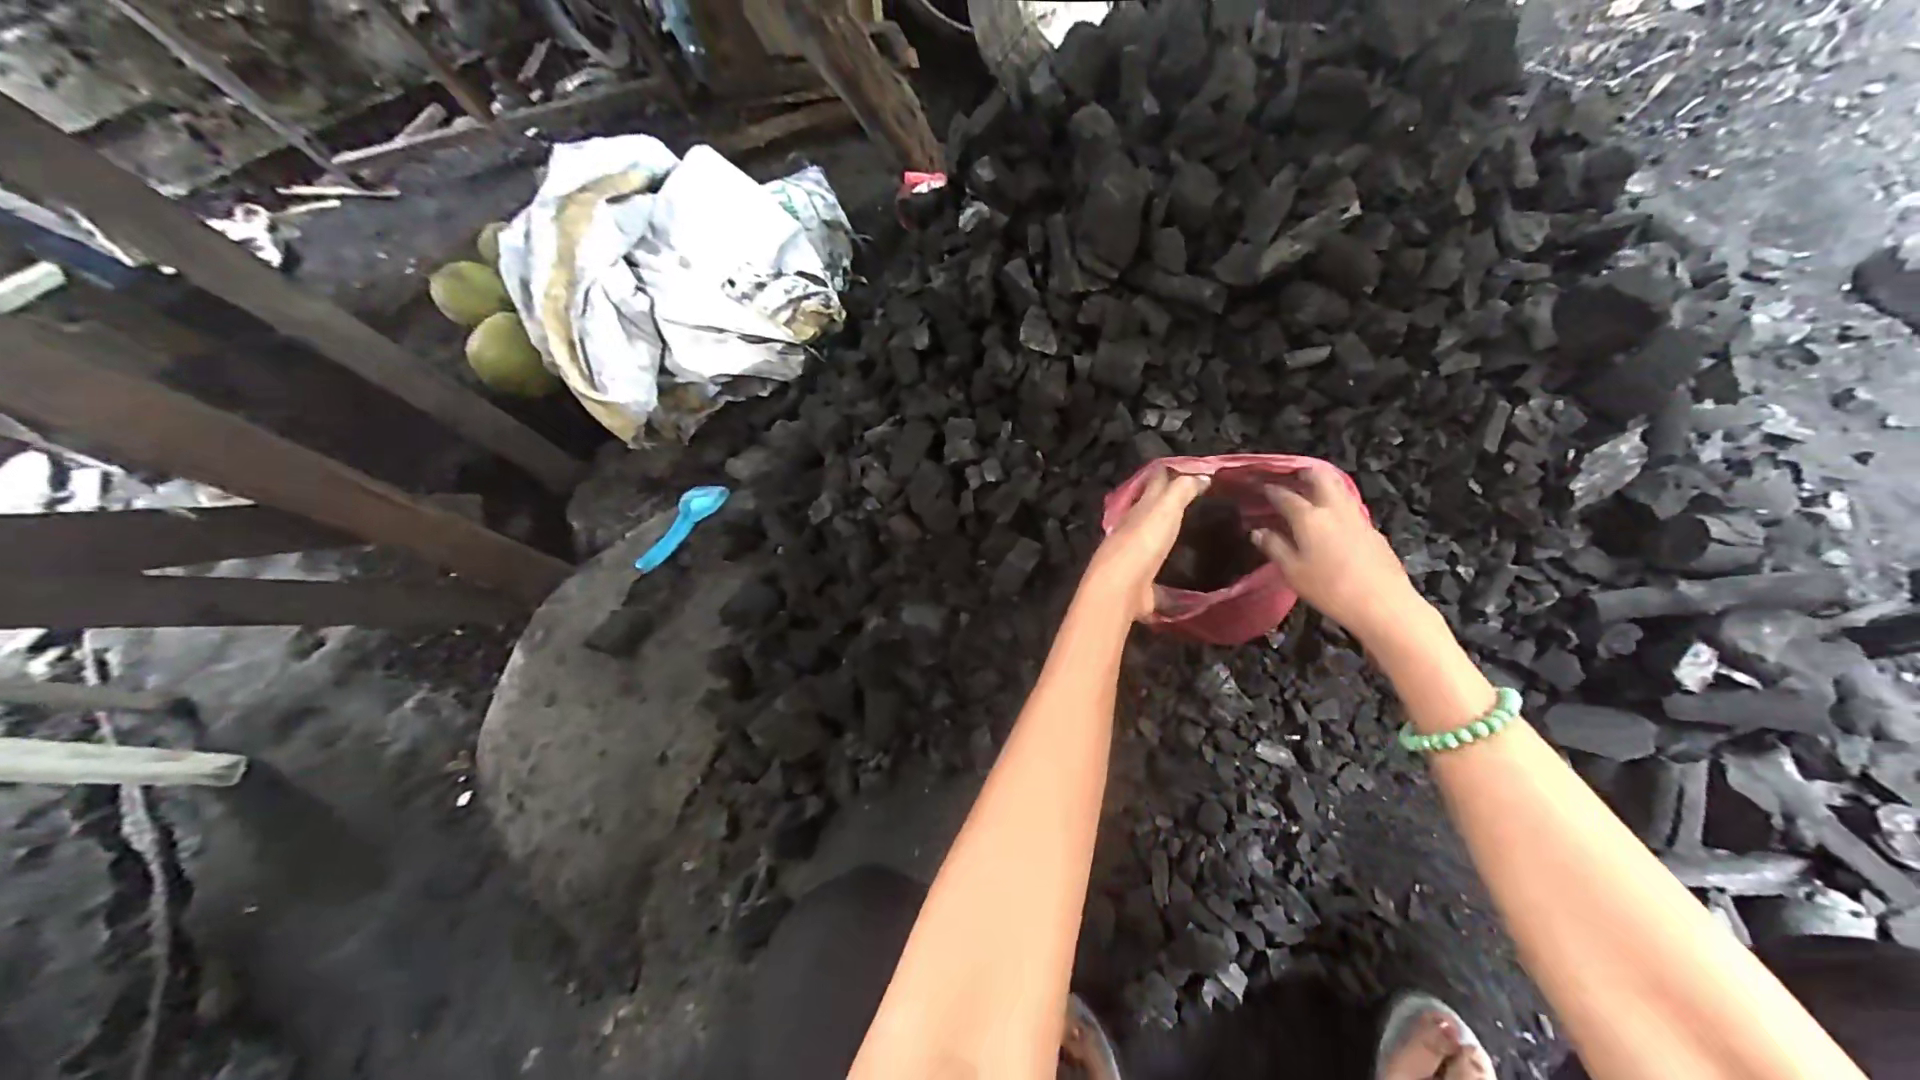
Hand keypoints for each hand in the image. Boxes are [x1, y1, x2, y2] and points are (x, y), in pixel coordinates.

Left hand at [1085, 467, 1210, 618]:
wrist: (1120, 589)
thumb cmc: (1142, 543)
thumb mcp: (1165, 509)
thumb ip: (1181, 490)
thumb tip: (1201, 475)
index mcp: (1138, 508)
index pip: (1154, 482)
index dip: (1169, 472)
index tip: (1190, 468)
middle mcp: (1132, 528)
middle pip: (1150, 510)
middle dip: (1168, 502)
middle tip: (1196, 499)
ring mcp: (1134, 555)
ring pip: (1152, 537)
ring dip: (1166, 532)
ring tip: (1193, 530)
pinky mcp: (1141, 580)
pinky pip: (1159, 569)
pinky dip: (1170, 566)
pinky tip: (1186, 569)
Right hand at [1250, 468, 1423, 643]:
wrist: (1382, 603)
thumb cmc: (1329, 589)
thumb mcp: (1293, 571)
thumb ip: (1274, 547)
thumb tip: (1258, 532)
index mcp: (1309, 518)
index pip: (1285, 496)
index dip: (1271, 490)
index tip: (1261, 486)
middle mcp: (1334, 510)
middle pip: (1321, 478)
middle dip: (1304, 472)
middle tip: (1292, 473)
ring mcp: (1357, 518)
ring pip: (1339, 488)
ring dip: (1323, 482)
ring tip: (1311, 486)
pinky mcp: (1372, 530)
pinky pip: (1349, 505)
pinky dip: (1336, 500)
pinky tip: (1331, 514)